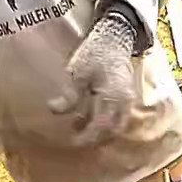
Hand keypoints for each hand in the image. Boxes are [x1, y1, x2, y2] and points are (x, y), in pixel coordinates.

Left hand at [57, 7, 138, 146]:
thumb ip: (69, 96)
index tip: (72, 142)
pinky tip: (91, 120)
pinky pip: (119, 119)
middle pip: (111, 131)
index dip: (86, 137)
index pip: (100, 126)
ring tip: (81, 129)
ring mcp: (128, 102)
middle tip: (76, 140)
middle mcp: (124, 103)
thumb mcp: (78, 74)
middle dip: (94, 138)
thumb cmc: (95, 54)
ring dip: (100, 132)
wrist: (115, 39)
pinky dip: (106, 124)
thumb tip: (53, 111)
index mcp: (113, 97)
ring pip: (116, 127)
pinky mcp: (127, 100)